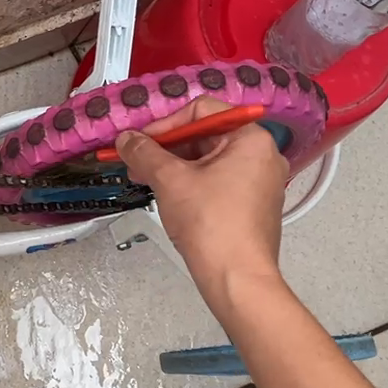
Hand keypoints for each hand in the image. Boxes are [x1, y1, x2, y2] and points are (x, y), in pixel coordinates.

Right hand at [114, 96, 288, 292]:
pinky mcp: (251, 205)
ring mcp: (259, 182)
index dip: (165, 123)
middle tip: (135, 161)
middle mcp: (262, 156)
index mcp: (251, 139)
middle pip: (203, 135)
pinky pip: (215, 181)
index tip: (140, 141)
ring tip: (144, 179)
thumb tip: (126, 139)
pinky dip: (188, 183)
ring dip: (172, 166)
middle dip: (165, 147)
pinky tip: (165, 195)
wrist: (235, 276)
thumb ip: (144, 152)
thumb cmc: (211, 223)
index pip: (201, 111)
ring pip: (206, 160)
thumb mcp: (169, 179)